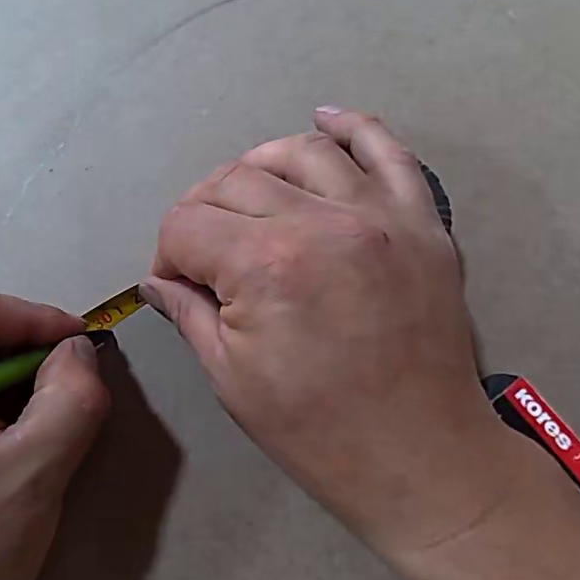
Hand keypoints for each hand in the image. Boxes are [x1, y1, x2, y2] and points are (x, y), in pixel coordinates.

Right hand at [144, 108, 533, 559]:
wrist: (422, 460)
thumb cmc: (315, 431)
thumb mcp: (230, 377)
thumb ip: (188, 311)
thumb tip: (157, 279)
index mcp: (265, 265)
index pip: (186, 224)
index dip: (167, 254)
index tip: (174, 285)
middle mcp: (321, 221)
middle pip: (233, 181)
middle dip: (201, 214)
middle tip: (203, 255)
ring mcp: (380, 214)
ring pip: (299, 153)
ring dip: (257, 168)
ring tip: (246, 201)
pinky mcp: (422, 221)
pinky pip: (386, 150)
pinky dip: (352, 127)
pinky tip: (323, 119)